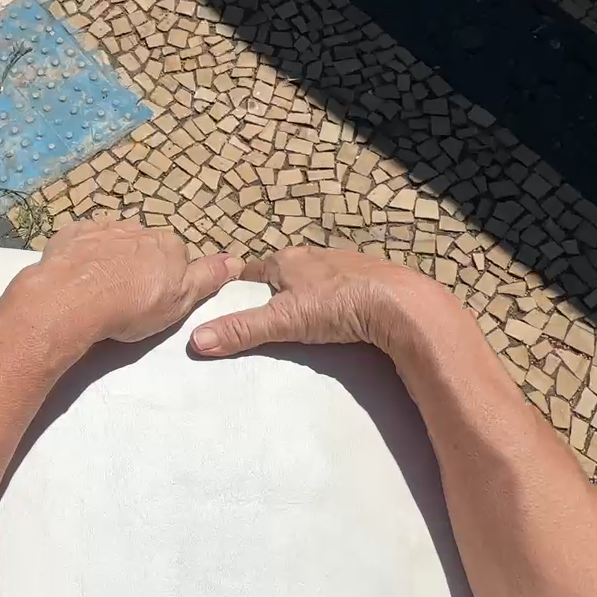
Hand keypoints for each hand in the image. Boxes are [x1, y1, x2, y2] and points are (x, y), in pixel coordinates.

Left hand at [6, 218, 241, 344]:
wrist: (74, 298)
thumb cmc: (132, 306)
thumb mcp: (180, 301)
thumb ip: (208, 278)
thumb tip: (235, 260)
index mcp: (169, 245)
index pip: (177, 259)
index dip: (167, 281)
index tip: (155, 301)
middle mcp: (139, 229)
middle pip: (146, 248)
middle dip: (139, 268)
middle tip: (127, 298)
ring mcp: (104, 228)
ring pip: (115, 243)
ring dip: (111, 261)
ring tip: (100, 290)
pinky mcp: (74, 233)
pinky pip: (84, 242)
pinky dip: (83, 256)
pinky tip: (77, 277)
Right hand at [187, 247, 459, 365]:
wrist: (401, 304)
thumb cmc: (336, 305)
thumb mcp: (282, 321)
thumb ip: (241, 330)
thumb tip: (196, 340)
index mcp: (286, 261)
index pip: (250, 272)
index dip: (238, 289)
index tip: (228, 305)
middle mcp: (313, 256)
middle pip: (281, 274)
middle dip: (272, 292)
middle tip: (264, 318)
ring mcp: (343, 264)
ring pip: (312, 278)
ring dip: (304, 294)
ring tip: (301, 320)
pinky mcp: (369, 278)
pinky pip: (341, 287)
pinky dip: (334, 299)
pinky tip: (339, 317)